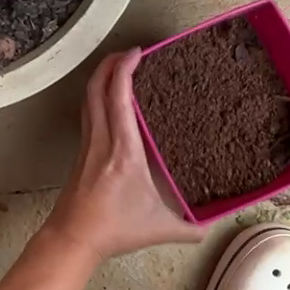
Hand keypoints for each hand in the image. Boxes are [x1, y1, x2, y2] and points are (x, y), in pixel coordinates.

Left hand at [43, 50, 205, 262]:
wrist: (73, 237)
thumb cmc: (113, 229)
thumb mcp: (161, 228)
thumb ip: (192, 228)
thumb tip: (216, 224)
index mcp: (123, 150)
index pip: (118, 97)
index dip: (125, 69)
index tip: (138, 52)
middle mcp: (101, 140)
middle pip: (96, 89)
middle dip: (109, 63)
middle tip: (128, 52)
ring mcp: (88, 145)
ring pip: (88, 100)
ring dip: (101, 78)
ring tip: (118, 69)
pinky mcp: (81, 153)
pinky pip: (88, 115)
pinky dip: (97, 98)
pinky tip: (110, 103)